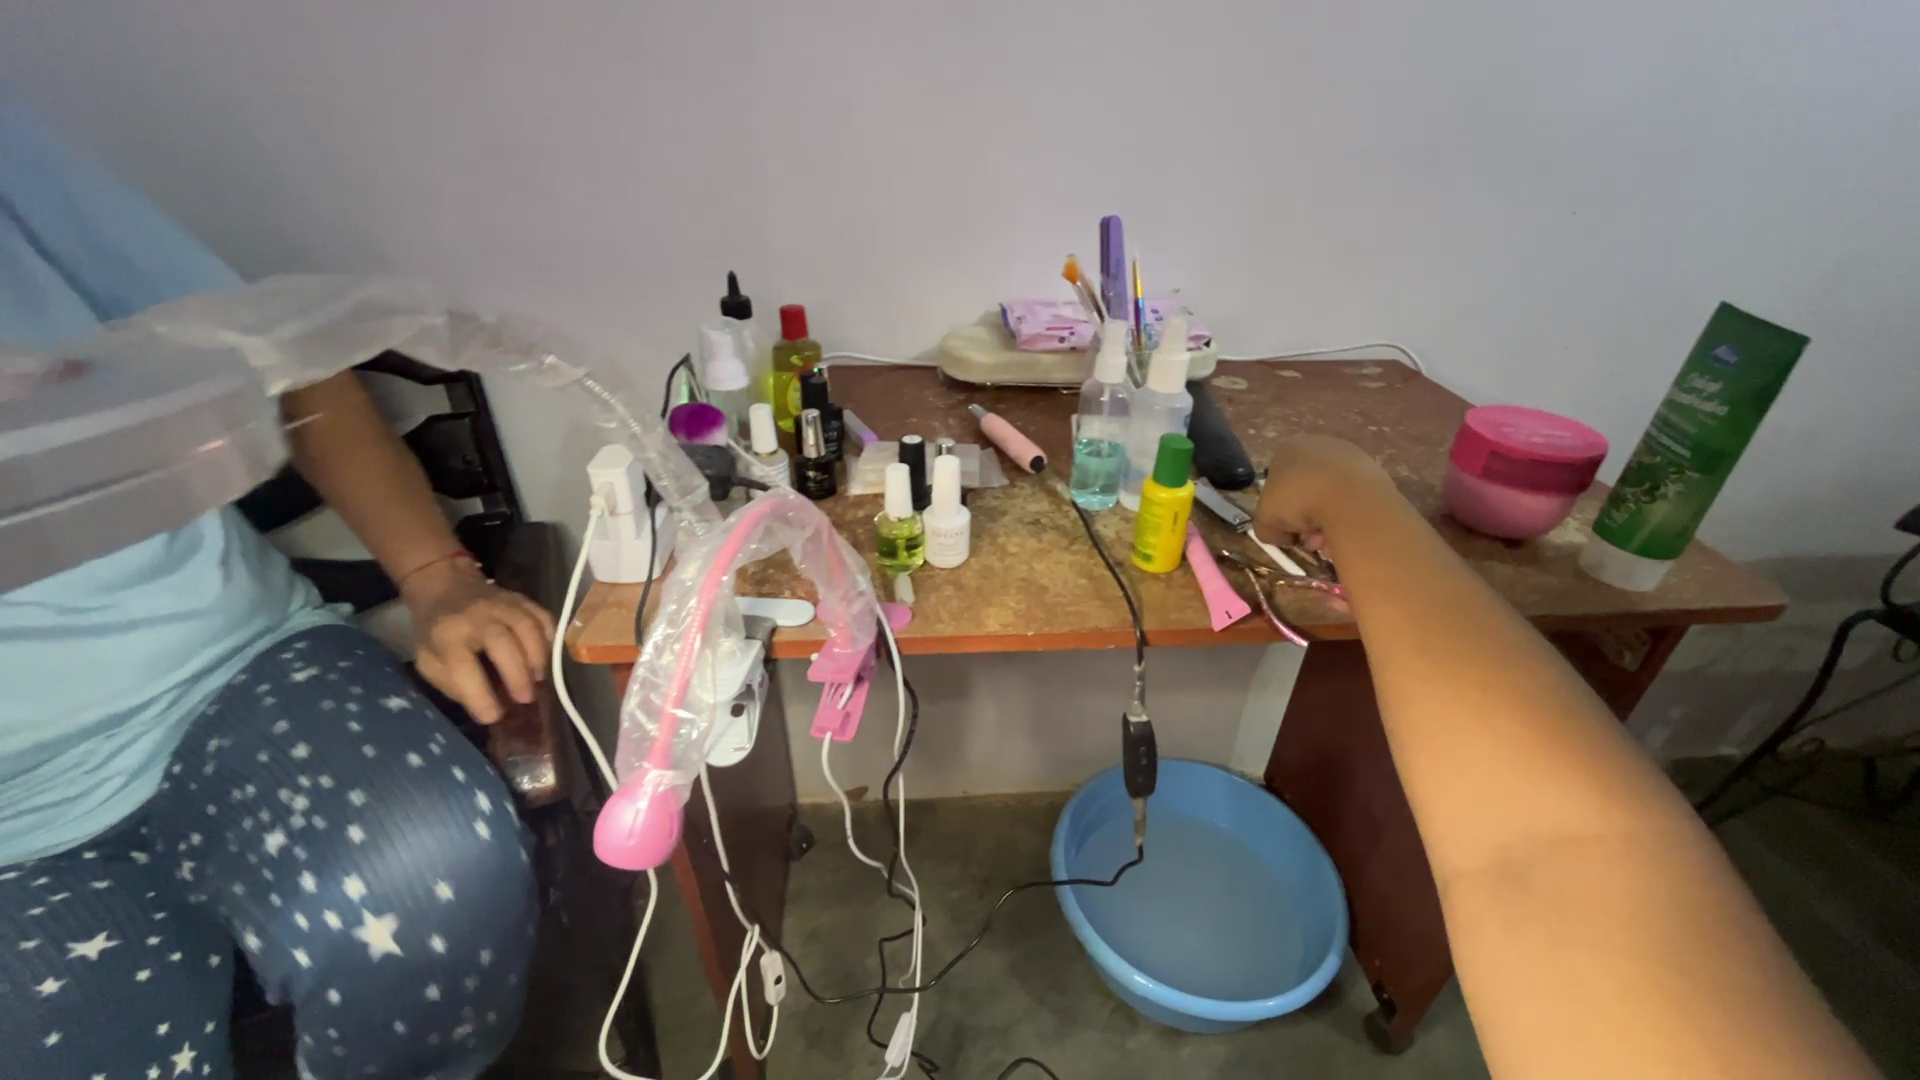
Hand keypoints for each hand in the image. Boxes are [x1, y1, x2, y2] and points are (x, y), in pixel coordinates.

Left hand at [403, 558, 556, 723]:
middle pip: (503, 644)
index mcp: (446, 635)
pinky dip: (551, 639)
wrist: (445, 585)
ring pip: (529, 629)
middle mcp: (477, 617)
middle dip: (517, 675)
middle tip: (525, 699)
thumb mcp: (426, 659)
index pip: (464, 666)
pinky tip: (548, 657)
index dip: (479, 694)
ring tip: (539, 679)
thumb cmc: (436, 630)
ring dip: (538, 658)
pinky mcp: (524, 600)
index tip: (493, 716)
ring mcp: (505, 605)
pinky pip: (545, 618)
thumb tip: (487, 709)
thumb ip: (452, 683)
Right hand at [1254, 435, 1400, 547]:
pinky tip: (1347, 529)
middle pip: (1305, 488)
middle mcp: (1318, 445)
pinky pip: (1353, 496)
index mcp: (1287, 449)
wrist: (1350, 498)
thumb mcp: (1264, 522)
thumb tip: (1282, 535)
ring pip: (1330, 493)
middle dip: (1305, 515)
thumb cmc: (1298, 502)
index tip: (1286, 528)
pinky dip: (1348, 513)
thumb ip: (1266, 528)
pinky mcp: (1374, 468)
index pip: (1276, 482)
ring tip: (1328, 539)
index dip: (1278, 508)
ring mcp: (1349, 454)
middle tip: (1307, 537)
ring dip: (1327, 517)